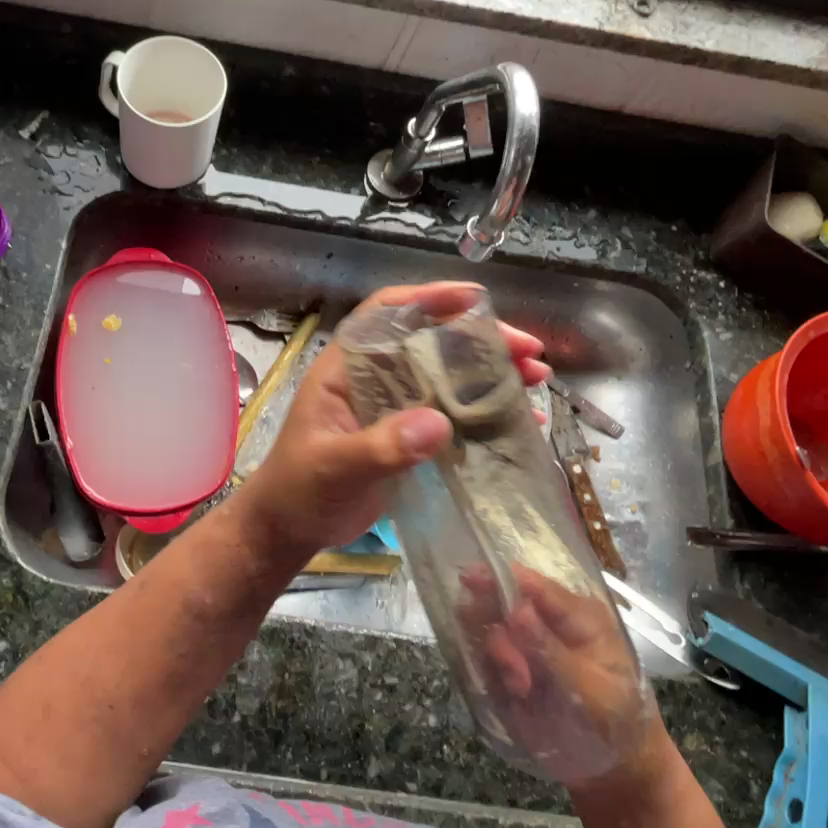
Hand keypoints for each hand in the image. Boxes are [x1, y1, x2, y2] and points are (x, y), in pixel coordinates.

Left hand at [236, 282, 549, 555]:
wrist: (290, 529)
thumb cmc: (297, 489)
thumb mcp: (333, 466)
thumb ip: (379, 447)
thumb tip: (437, 423)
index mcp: (345, 369)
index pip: (384, 315)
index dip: (427, 300)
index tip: (474, 299)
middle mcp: (372, 380)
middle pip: (430, 343)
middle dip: (480, 339)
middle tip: (529, 350)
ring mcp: (392, 408)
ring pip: (448, 377)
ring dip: (491, 373)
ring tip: (537, 377)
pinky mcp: (408, 438)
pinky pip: (452, 416)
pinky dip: (486, 415)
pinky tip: (521, 420)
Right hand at [456, 564, 653, 784]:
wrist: (611, 766)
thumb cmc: (615, 721)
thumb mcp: (590, 689)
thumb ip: (550, 651)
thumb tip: (517, 610)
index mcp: (576, 614)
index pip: (533, 584)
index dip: (500, 577)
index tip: (469, 580)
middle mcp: (545, 621)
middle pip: (501, 599)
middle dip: (498, 630)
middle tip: (515, 670)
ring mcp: (525, 643)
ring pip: (488, 629)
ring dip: (498, 658)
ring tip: (522, 689)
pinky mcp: (509, 666)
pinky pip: (484, 658)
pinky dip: (493, 675)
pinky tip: (515, 696)